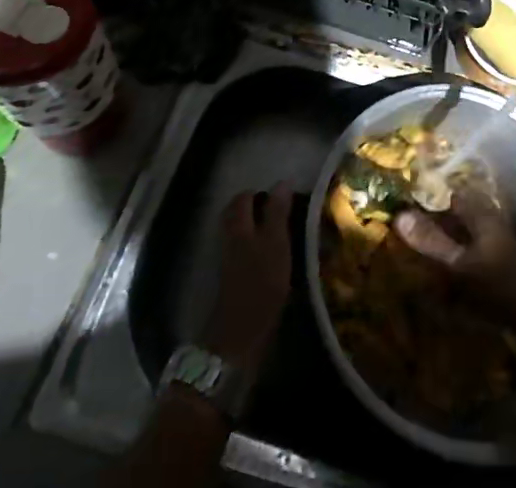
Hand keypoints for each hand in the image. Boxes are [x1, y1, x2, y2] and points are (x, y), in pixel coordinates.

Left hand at [201, 185, 295, 366]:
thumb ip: (278, 212)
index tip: (283, 194)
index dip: (260, 192)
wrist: (242, 333)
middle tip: (281, 209)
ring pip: (241, 234)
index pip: (243, 198)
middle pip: (237, 215)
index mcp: (238, 227)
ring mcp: (231, 261)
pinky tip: (276, 255)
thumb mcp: (275, 243)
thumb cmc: (261, 282)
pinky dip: (258, 247)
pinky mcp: (237, 280)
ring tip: (283, 230)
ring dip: (257, 228)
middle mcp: (231, 240)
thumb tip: (282, 182)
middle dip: (255, 208)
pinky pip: (245, 253)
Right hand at [393, 189, 515, 329]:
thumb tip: (400, 215)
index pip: (452, 192)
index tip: (404, 196)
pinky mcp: (499, 264)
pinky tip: (440, 268)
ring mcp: (497, 244)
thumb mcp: (460, 266)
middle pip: (458, 211)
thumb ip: (431, 241)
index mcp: (484, 216)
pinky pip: (470, 249)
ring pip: (464, 230)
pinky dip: (454, 253)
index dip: (429, 192)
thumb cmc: (500, 289)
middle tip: (406, 222)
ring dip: (443, 235)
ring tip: (417, 243)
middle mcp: (491, 223)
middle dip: (434, 214)